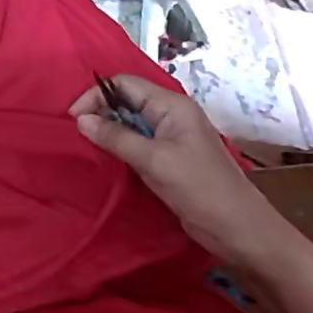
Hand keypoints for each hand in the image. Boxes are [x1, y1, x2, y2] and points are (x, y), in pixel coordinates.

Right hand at [69, 75, 296, 268]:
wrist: (239, 228)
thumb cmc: (199, 189)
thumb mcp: (154, 161)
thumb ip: (116, 138)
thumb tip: (81, 120)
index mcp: (172, 104)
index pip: (125, 84)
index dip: (97, 95)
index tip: (73, 119)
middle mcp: (172, 113)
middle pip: (128, 98)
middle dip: (101, 109)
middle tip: (77, 132)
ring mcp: (173, 135)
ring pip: (133, 120)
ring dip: (110, 127)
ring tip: (87, 143)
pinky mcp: (172, 156)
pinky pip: (140, 140)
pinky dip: (122, 144)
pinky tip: (109, 156)